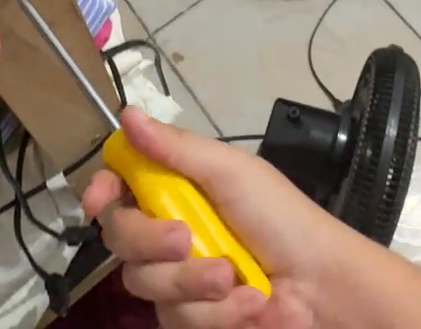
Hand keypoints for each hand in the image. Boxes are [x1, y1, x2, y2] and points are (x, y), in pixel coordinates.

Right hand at [82, 108, 353, 328]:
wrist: (319, 285)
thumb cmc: (279, 215)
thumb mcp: (231, 171)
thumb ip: (177, 148)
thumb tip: (128, 112)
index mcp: (179, 186)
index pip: (121, 185)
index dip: (103, 190)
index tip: (101, 199)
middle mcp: (170, 229)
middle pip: (121, 237)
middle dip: (152, 240)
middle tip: (186, 238)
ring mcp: (178, 277)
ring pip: (146, 284)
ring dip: (194, 282)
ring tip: (234, 277)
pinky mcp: (192, 318)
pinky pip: (176, 321)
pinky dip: (217, 315)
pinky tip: (249, 304)